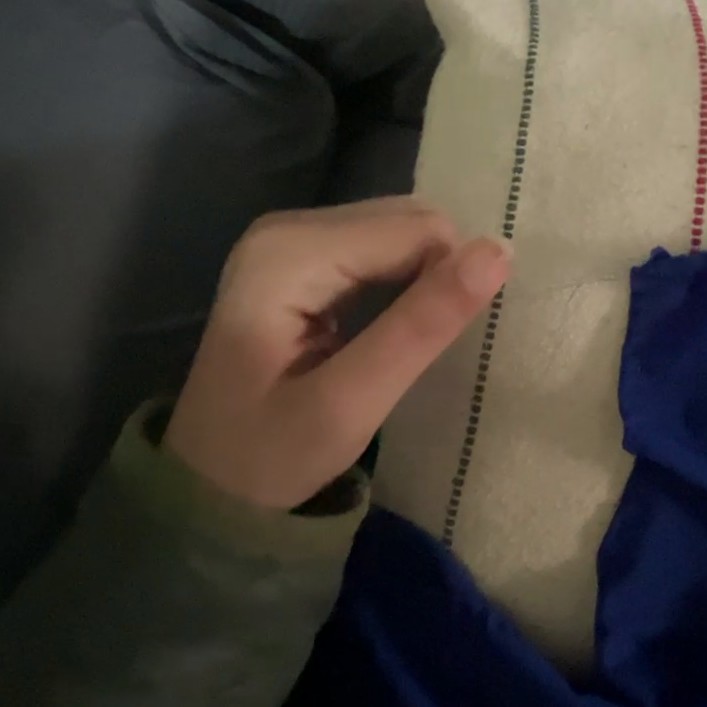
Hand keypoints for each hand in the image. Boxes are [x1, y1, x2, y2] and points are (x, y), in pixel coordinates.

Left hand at [164, 198, 511, 508]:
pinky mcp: (301, 256)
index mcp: (290, 253)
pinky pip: (383, 246)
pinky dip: (407, 280)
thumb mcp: (351, 402)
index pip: (416, 230)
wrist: (208, 485)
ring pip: (403, 230)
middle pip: (409, 221)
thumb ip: (422, 325)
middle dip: (438, 276)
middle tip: (422, 345)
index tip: (436, 344)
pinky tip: (394, 324)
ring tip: (410, 338)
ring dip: (427, 279)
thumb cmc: (272, 455)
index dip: (448, 282)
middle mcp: (288, 226)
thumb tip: (498, 252)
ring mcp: (291, 238)